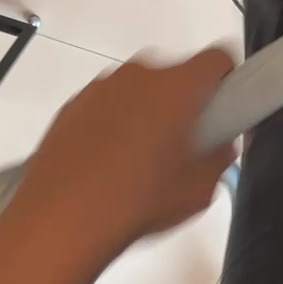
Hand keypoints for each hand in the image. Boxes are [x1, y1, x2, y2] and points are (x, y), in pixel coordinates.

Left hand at [0, 49, 237, 262]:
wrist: (54, 226)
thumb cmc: (135, 205)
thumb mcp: (198, 192)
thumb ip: (220, 159)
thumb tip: (222, 145)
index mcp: (179, 86)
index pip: (220, 57)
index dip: (228, 79)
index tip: (223, 110)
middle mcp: (142, 73)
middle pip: (178, 73)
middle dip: (185, 101)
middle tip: (183, 145)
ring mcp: (103, 85)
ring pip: (141, 87)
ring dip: (148, 110)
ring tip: (139, 160)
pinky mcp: (73, 104)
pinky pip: (108, 103)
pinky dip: (114, 122)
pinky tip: (105, 164)